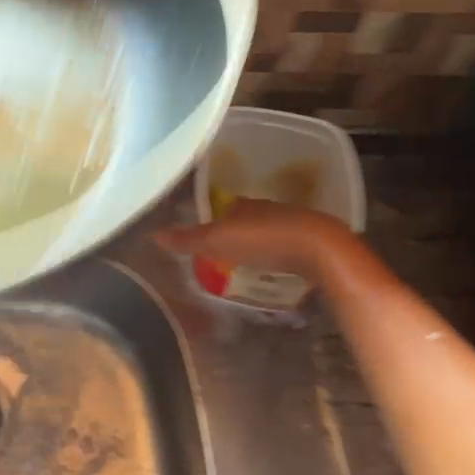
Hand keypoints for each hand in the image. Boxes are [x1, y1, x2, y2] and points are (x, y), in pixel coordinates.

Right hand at [156, 197, 355, 277]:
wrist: (322, 251)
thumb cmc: (265, 240)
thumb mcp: (219, 241)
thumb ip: (188, 240)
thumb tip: (153, 234)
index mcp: (244, 204)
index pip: (221, 207)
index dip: (210, 220)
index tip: (201, 235)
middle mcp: (267, 208)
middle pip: (244, 220)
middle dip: (233, 233)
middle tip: (219, 253)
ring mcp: (292, 224)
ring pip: (266, 232)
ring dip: (255, 245)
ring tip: (243, 265)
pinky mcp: (311, 242)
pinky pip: (286, 247)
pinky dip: (276, 256)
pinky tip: (273, 271)